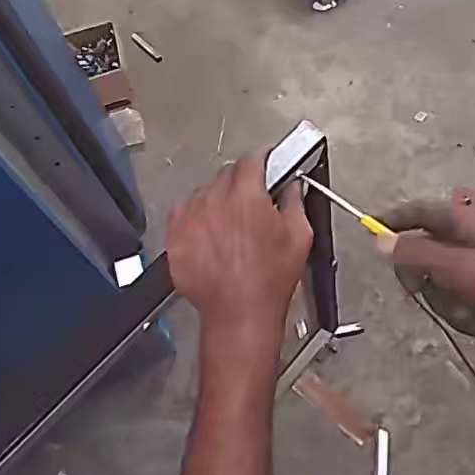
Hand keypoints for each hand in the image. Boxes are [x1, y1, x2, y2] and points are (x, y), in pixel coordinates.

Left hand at [168, 154, 312, 367]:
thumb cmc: (268, 281)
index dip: (262, 159)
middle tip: (253, 200)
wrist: (239, 314)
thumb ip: (295, 202)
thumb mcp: (299, 237)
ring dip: (218, 199)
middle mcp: (215, 201)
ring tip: (231, 223)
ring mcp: (192, 218)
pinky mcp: (176, 236)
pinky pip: (184, 212)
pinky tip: (210, 234)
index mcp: (247, 196)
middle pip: (227, 173)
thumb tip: (293, 187)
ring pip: (205, 192)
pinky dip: (197, 217)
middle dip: (241, 181)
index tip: (266, 163)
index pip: (252, 160)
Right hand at [381, 191, 474, 374]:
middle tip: (422, 286)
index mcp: (466, 224)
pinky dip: (458, 314)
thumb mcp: (456, 268)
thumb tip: (380, 240)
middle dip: (420, 274)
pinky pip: (450, 304)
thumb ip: (414, 254)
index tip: (369, 228)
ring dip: (443, 300)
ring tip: (466, 309)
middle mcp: (468, 244)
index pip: (420, 212)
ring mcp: (474, 273)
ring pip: (433, 283)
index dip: (394, 218)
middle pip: (421, 251)